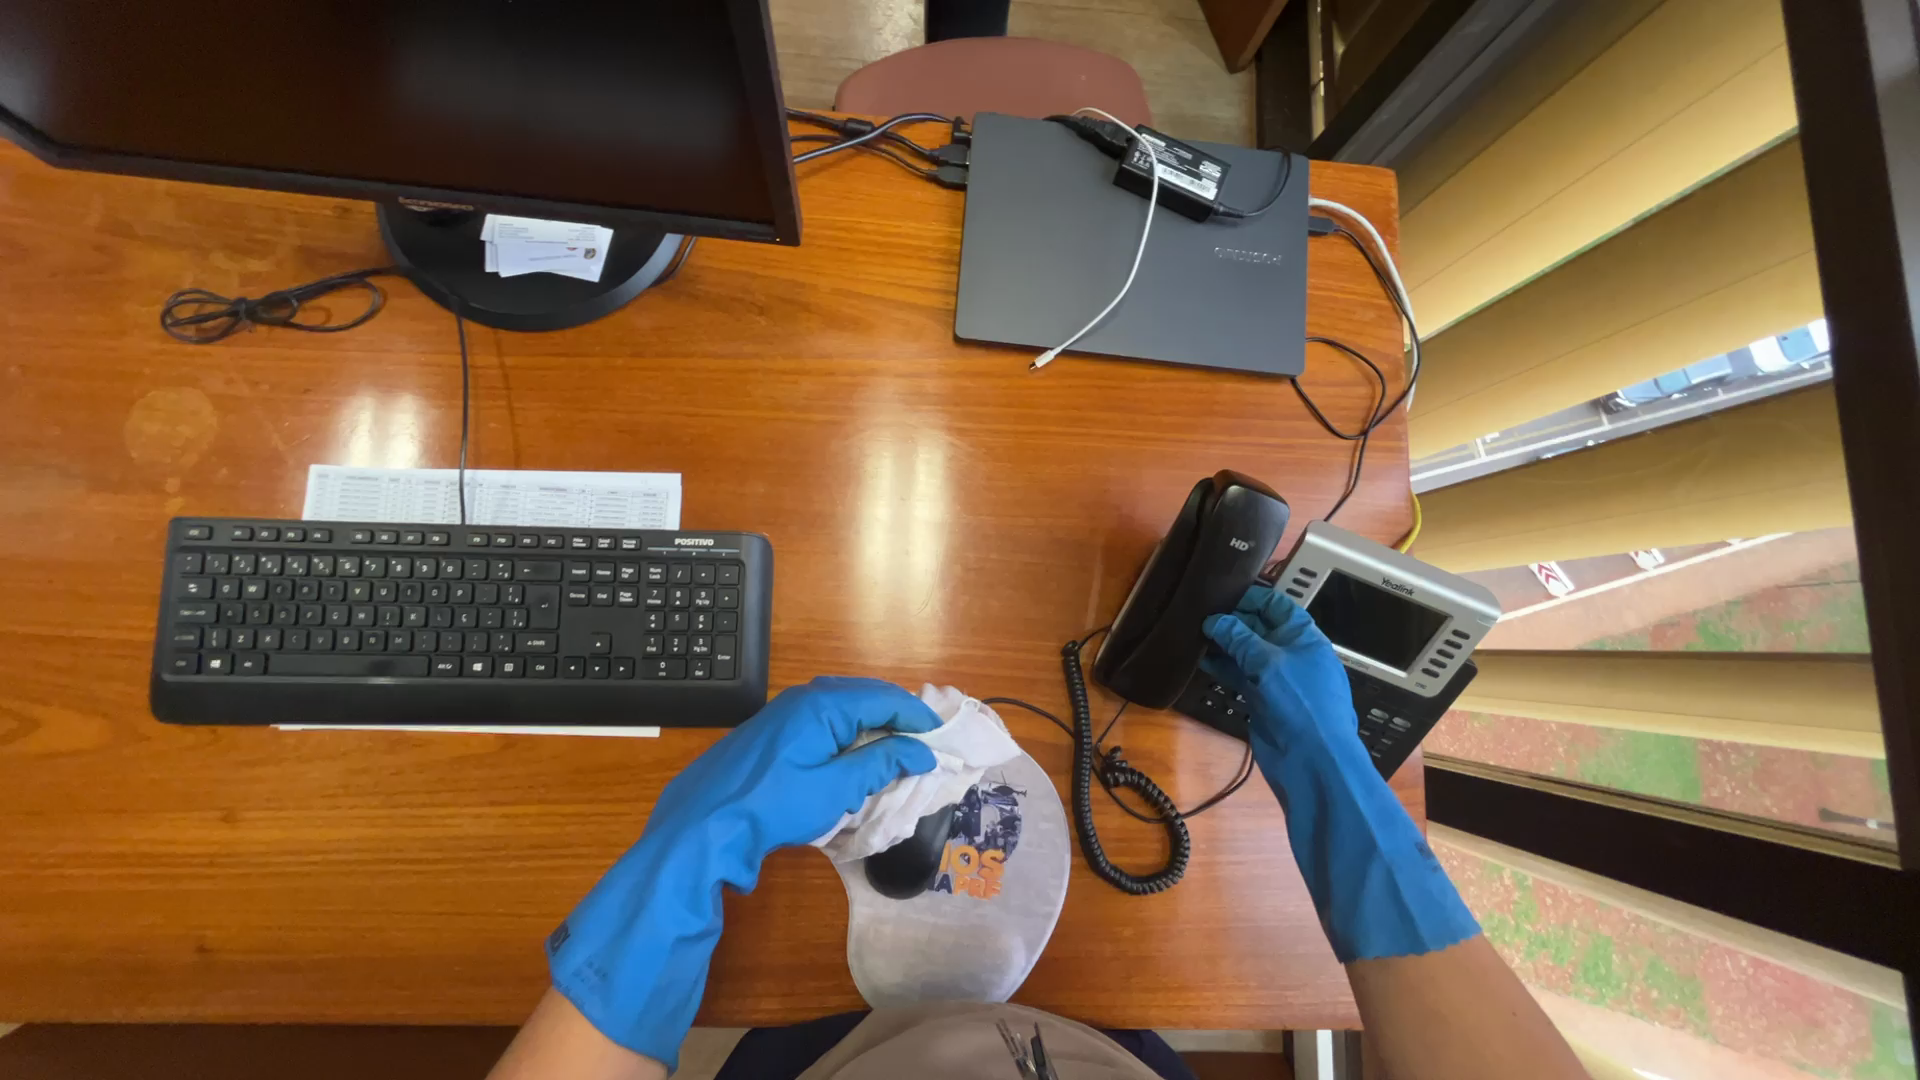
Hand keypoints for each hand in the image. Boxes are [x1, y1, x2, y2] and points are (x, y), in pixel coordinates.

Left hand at [549, 677, 939, 1069]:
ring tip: (897, 748)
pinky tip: (855, 752)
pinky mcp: (774, 728)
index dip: (916, 717)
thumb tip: (921, 751)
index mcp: (823, 704)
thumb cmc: (773, 807)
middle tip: (924, 742)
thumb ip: (880, 763)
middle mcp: (805, 696)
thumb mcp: (834, 789)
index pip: (884, 698)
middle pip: (866, 695)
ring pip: (845, 705)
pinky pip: (824, 717)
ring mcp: (786, 709)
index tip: (941, 738)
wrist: (701, 825)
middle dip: (898, 716)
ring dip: (874, 723)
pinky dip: (849, 730)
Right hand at [1200, 584, 1370, 774]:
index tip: (1219, 594)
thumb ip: (1238, 638)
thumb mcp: (1268, 662)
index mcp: (1304, 637)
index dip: (1250, 598)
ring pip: (1245, 652)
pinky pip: (1239, 675)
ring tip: (1193, 634)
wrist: (1313, 761)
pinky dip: (1222, 667)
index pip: (1276, 605)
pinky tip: (1200, 659)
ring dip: (1222, 644)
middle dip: (1231, 621)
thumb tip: (1213, 620)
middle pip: (1258, 627)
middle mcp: (1290, 654)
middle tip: (1198, 614)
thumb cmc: (1300, 702)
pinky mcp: (1261, 698)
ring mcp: (1275, 678)